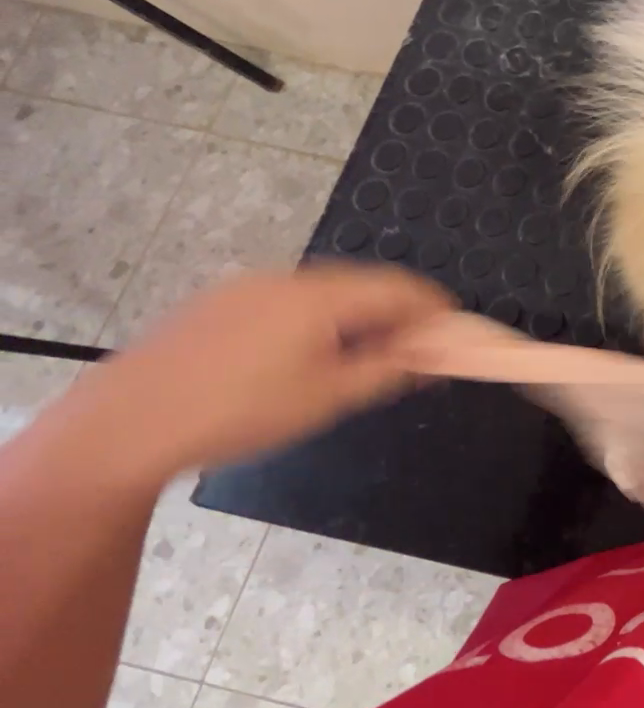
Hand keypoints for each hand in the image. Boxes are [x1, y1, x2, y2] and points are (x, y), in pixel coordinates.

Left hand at [47, 264, 452, 489]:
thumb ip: (393, 368)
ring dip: (358, 319)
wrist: (121, 428)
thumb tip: (437, 355)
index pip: (401, 288)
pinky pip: (289, 301)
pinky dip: (318, 320)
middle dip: (398, 316)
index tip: (458, 336)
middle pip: (366, 286)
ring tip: (362, 361)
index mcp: (319, 296)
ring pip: (327, 293)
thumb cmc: (239, 413)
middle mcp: (285, 279)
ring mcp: (245, 287)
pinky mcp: (217, 302)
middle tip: (413, 355)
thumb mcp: (331, 397)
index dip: (438, 310)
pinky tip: (308, 358)